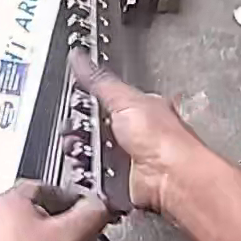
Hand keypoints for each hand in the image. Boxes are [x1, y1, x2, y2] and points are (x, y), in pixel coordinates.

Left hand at [0, 181, 110, 240]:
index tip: (91, 214)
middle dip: (66, 225)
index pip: (48, 186)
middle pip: (41, 211)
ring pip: (34, 235)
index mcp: (6, 202)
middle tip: (83, 239)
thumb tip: (100, 204)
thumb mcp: (71, 239)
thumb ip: (91, 213)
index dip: (74, 200)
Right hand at [70, 50, 208, 213]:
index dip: (85, 102)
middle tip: (72, 130)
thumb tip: (79, 56)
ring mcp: (124, 161)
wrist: (170, 177)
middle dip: (77, 131)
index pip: (104, 100)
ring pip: (88, 154)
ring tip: (76, 149)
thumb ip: (98, 80)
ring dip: (79, 153)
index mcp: (138, 109)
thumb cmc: (162, 138)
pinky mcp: (117, 183)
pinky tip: (84, 168)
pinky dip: (84, 174)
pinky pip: (92, 178)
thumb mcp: (124, 99)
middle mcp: (132, 135)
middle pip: (92, 130)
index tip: (70, 103)